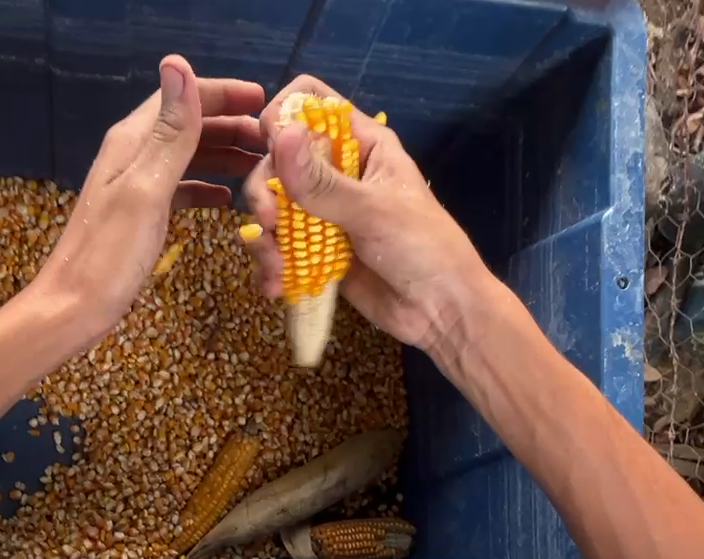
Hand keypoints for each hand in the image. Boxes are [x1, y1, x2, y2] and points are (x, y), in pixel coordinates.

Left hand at [34, 55, 265, 342]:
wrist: (74, 308)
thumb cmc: (109, 256)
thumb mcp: (145, 191)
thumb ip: (169, 134)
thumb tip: (180, 65)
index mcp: (133, 142)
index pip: (182, 99)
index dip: (223, 94)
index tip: (265, 102)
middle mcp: (133, 155)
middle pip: (187, 125)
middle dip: (230, 124)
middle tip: (271, 139)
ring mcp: (136, 186)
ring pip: (187, 156)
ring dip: (222, 155)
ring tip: (259, 164)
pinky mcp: (140, 215)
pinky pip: (180, 188)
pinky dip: (206, 186)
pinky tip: (226, 198)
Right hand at [241, 76, 495, 360]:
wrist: (439, 309)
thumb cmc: (422, 247)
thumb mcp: (372, 210)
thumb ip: (322, 182)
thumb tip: (278, 136)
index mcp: (361, 145)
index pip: (311, 103)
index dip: (283, 116)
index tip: (271, 147)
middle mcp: (338, 174)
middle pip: (278, 162)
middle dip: (265, 193)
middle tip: (271, 224)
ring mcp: (324, 216)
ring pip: (273, 210)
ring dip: (264, 239)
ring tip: (275, 269)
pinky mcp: (317, 255)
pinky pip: (280, 250)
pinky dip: (270, 267)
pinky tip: (276, 286)